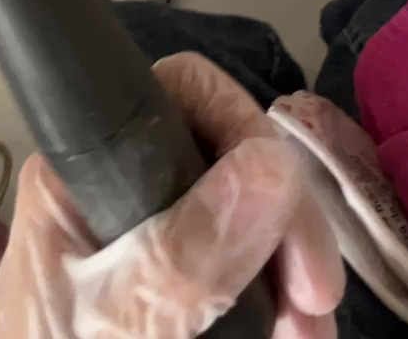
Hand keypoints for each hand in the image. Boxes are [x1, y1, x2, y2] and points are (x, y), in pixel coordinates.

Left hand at [0, 53, 344, 338]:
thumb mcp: (117, 318)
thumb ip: (182, 254)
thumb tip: (272, 165)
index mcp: (92, 168)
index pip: (184, 92)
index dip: (246, 129)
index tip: (288, 205)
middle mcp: (128, 182)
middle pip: (232, 152)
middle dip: (287, 217)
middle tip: (315, 296)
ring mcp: (157, 226)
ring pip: (253, 204)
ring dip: (294, 262)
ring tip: (309, 331)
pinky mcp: (181, 272)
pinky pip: (250, 254)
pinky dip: (282, 288)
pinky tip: (296, 328)